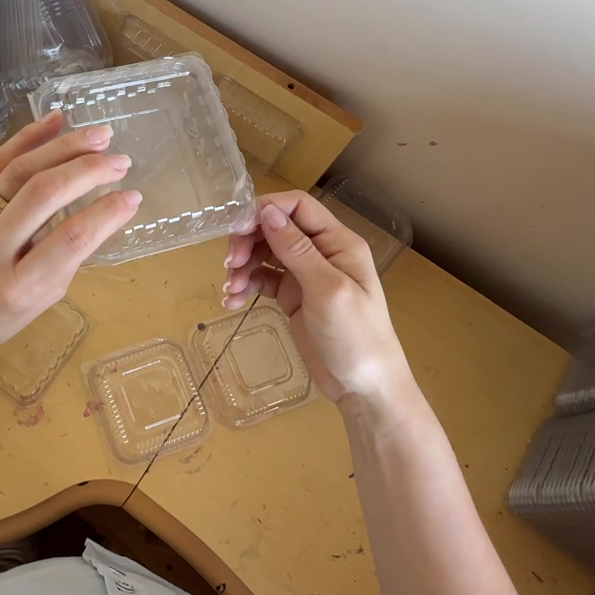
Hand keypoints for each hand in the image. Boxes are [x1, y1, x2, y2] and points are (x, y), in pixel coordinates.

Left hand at [0, 111, 140, 378]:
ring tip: (100, 136)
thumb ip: (69, 257)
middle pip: (43, 194)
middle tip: (120, 160)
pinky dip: (27, 137)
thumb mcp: (42, 301)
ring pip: (19, 170)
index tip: (133, 196)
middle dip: (88, 171)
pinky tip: (57, 121)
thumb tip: (106, 210)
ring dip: (64, 147)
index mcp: (19, 286)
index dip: (107, 213)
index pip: (71, 238)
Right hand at [222, 191, 413, 405]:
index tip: (237, 227)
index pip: (298, 206)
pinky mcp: (293, 297)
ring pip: (265, 253)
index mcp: (337, 243)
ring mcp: (305, 275)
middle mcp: (321, 252)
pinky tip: (233, 302)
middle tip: (230, 264)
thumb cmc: (356, 337)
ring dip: (243, 266)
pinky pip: (263, 280)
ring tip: (232, 289)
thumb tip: (267, 211)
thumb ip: (297, 250)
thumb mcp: (327, 291)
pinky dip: (247, 286)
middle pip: (275, 228)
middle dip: (248, 241)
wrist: (365, 388)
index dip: (265, 209)